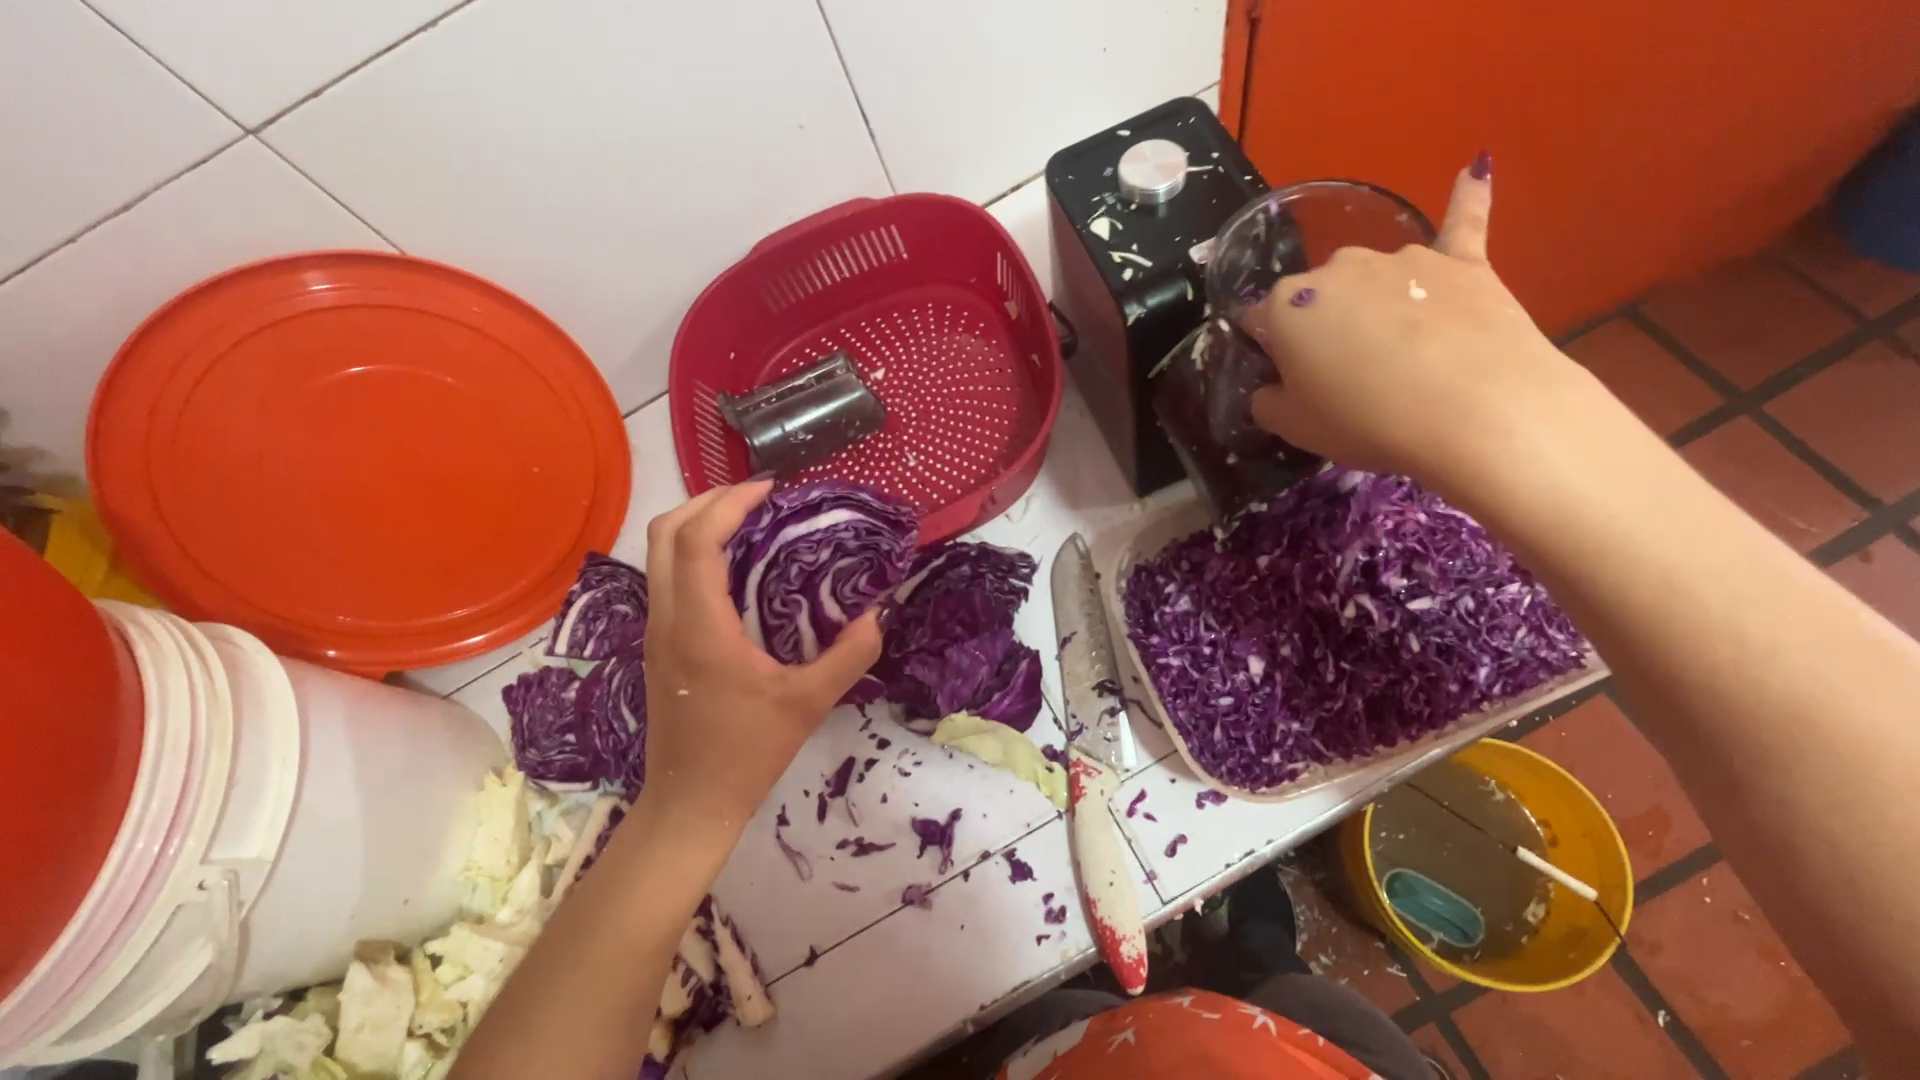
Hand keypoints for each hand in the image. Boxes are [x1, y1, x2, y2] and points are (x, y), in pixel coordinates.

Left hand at [638, 481, 881, 832]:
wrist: (691, 802)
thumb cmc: (746, 753)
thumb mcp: (808, 703)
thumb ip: (849, 655)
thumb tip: (879, 614)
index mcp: (699, 626)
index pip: (698, 540)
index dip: (730, 502)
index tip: (771, 489)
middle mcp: (667, 619)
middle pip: (665, 533)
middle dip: (707, 501)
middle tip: (758, 498)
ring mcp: (655, 632)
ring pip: (659, 554)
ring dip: (698, 525)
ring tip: (750, 524)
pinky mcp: (659, 646)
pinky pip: (666, 578)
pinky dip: (694, 554)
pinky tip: (736, 570)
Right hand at [1243, 159, 1598, 484]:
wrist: (1474, 412)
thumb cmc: (1364, 421)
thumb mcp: (1291, 428)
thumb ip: (1268, 401)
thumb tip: (1271, 388)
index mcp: (1284, 305)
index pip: (1257, 320)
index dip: (1267, 349)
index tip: (1282, 377)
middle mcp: (1337, 268)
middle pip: (1317, 296)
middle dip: (1321, 326)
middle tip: (1342, 375)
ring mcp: (1402, 259)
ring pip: (1372, 278)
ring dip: (1372, 303)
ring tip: (1397, 353)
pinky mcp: (1463, 262)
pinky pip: (1462, 220)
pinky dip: (1468, 198)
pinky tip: (1476, 168)